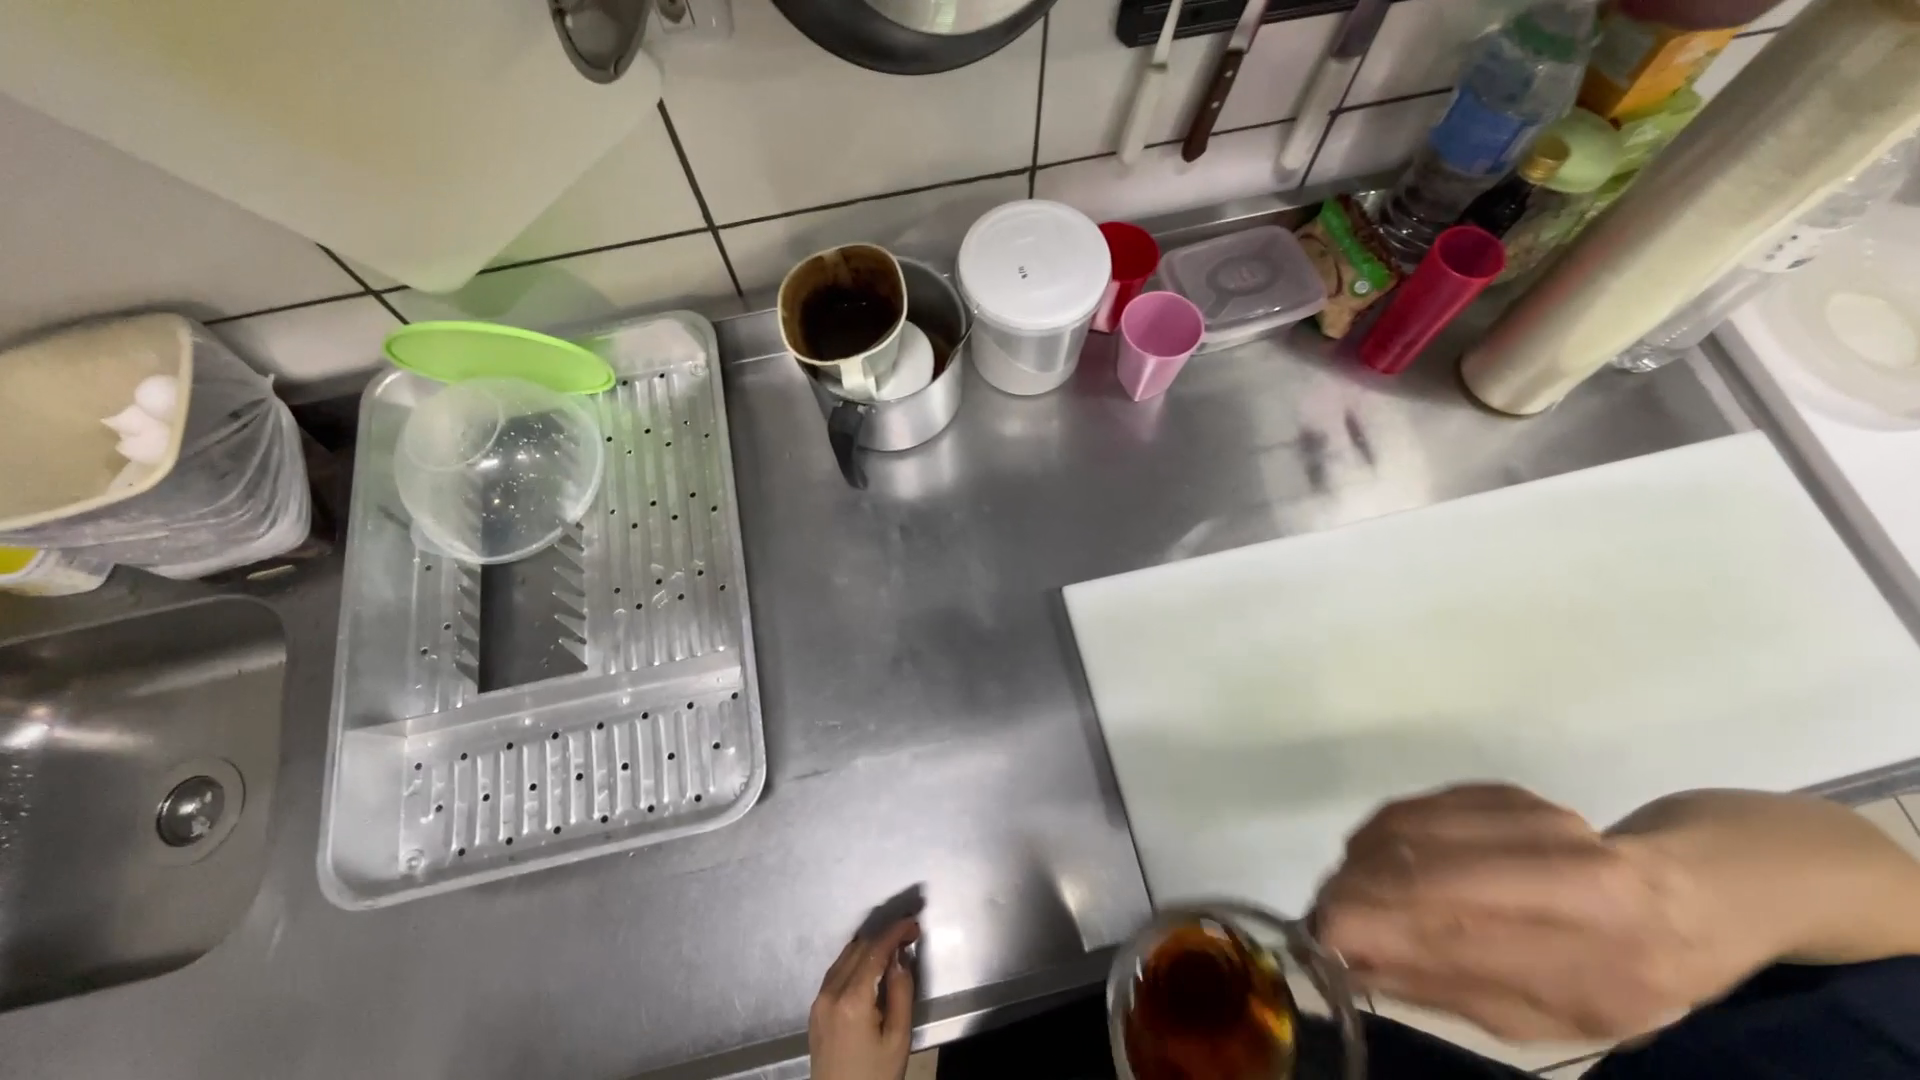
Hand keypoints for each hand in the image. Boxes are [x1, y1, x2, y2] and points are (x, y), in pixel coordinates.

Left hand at [809, 918, 919, 1079]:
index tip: (914, 923)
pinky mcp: (815, 1010)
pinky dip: (855, 960)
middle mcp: (830, 992)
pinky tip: (871, 966)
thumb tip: (900, 957)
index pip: (875, 950)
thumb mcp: (899, 1038)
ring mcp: (819, 1001)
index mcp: (852, 999)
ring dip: (869, 946)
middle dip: (884, 936)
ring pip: (845, 957)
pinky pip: (836, 972)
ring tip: (894, 946)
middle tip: (909, 934)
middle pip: (859, 949)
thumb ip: (901, 992)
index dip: (895, 931)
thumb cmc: (876, 1076)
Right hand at [1311, 784, 1776, 1041]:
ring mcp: (1537, 821)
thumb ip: (1439, 986)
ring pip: (1403, 829)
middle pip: (1410, 870)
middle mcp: (1567, 878)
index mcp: (1583, 960)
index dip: (1359, 928)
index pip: (1435, 930)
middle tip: (1327, 915)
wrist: (1684, 904)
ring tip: (1353, 890)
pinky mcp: (1510, 789)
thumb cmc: (1613, 983)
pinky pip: (1418, 807)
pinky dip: (1383, 835)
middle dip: (1349, 891)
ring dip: (1358, 861)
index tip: (1321, 940)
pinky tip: (1390, 859)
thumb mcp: (1538, 1020)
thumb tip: (1346, 959)